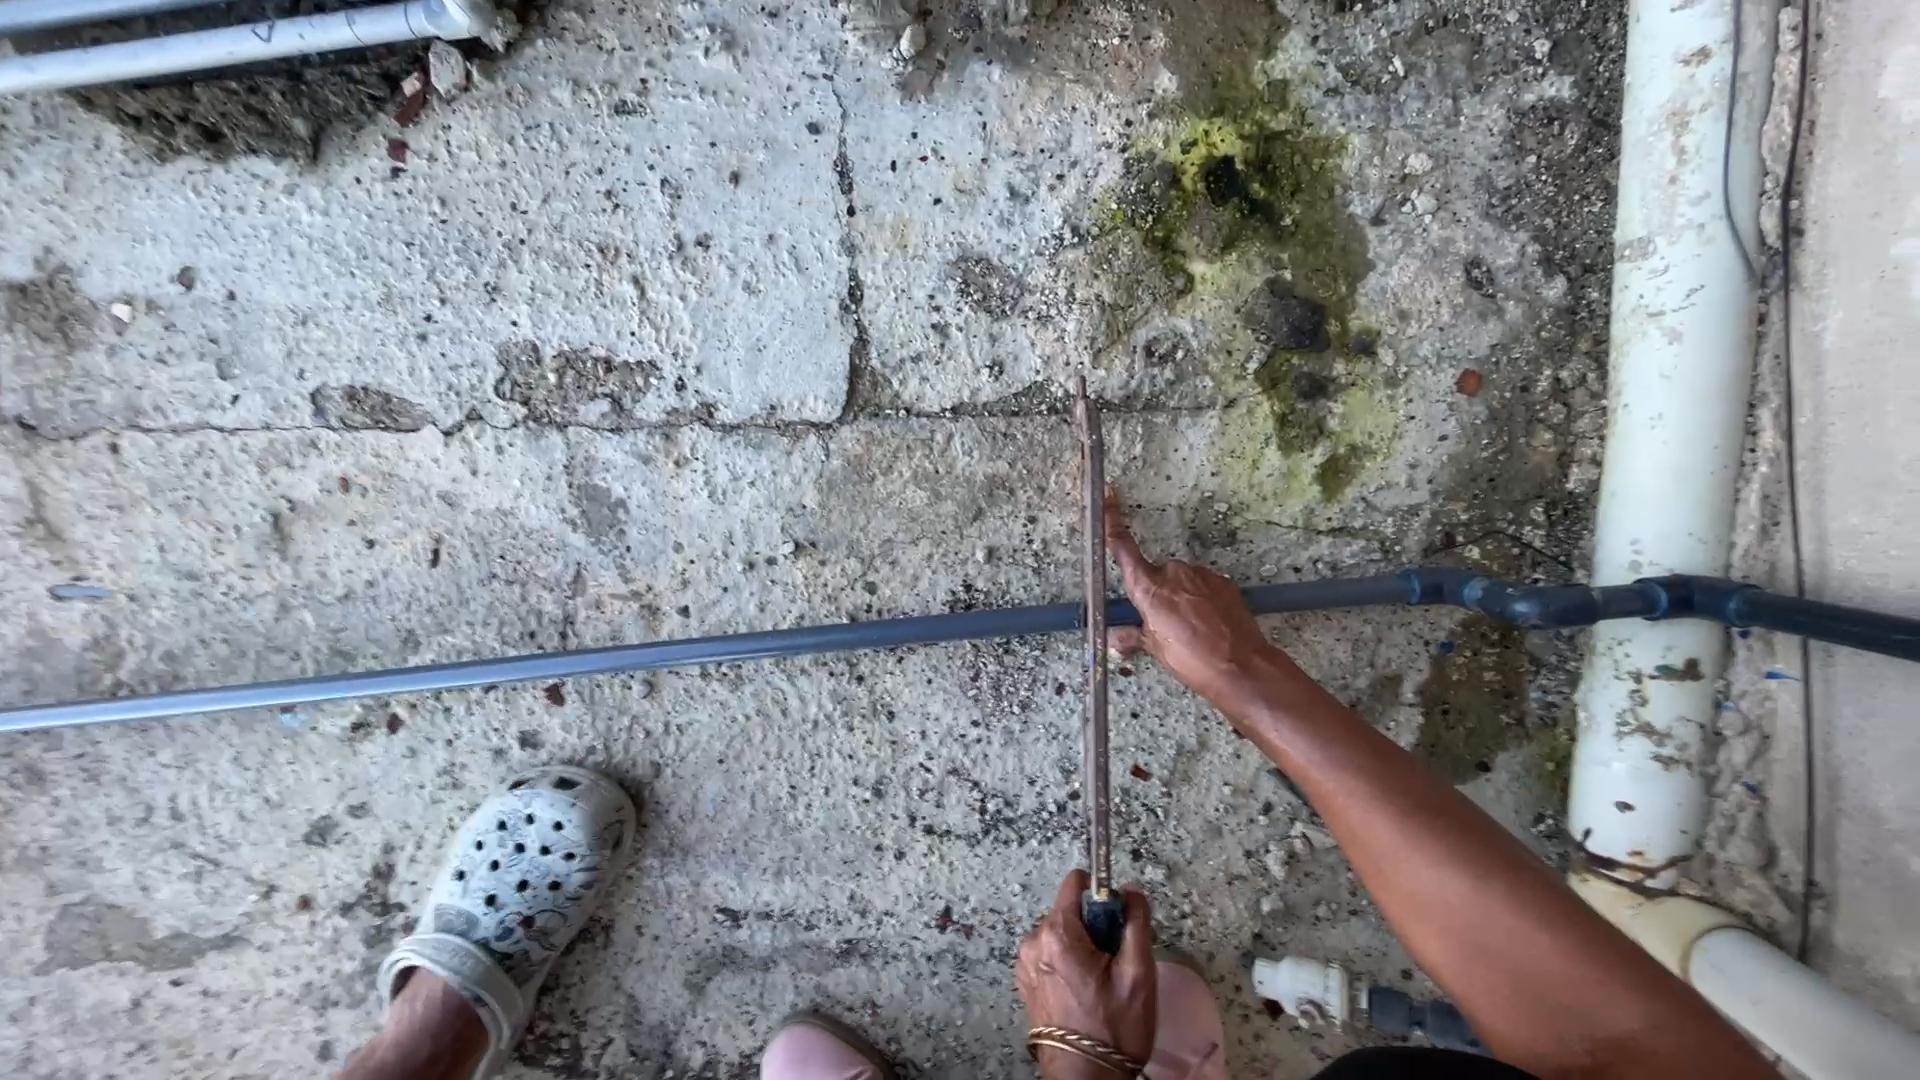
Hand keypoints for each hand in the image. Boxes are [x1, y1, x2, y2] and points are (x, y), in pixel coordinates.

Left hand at [1015, 870, 1156, 1077]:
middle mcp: (1033, 941)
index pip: (1075, 883)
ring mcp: (1026, 963)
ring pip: (1064, 936)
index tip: (1120, 916)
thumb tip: (1131, 891)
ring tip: (1105, 983)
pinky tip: (1087, 992)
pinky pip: (1052, 956)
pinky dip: (1070, 964)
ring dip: (1085, 947)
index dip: (1102, 892)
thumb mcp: (1137, 973)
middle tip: (1119, 961)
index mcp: (1056, 933)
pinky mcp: (1026, 982)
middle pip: (1072, 913)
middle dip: (1098, 928)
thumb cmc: (1113, 1028)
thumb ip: (1136, 923)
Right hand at [1104, 490, 1290, 704]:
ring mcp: (1201, 576)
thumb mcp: (1156, 649)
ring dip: (1182, 599)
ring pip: (1182, 582)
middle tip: (1165, 624)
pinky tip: (1209, 624)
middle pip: (1157, 575)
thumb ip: (1133, 637)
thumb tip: (1116, 640)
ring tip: (1192, 630)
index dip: (1113, 521)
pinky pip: (1204, 587)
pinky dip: (1203, 601)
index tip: (1108, 497)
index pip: (1123, 549)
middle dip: (1159, 594)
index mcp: (1149, 589)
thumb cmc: (1193, 659)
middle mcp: (1174, 574)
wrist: (1241, 666)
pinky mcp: (1224, 582)